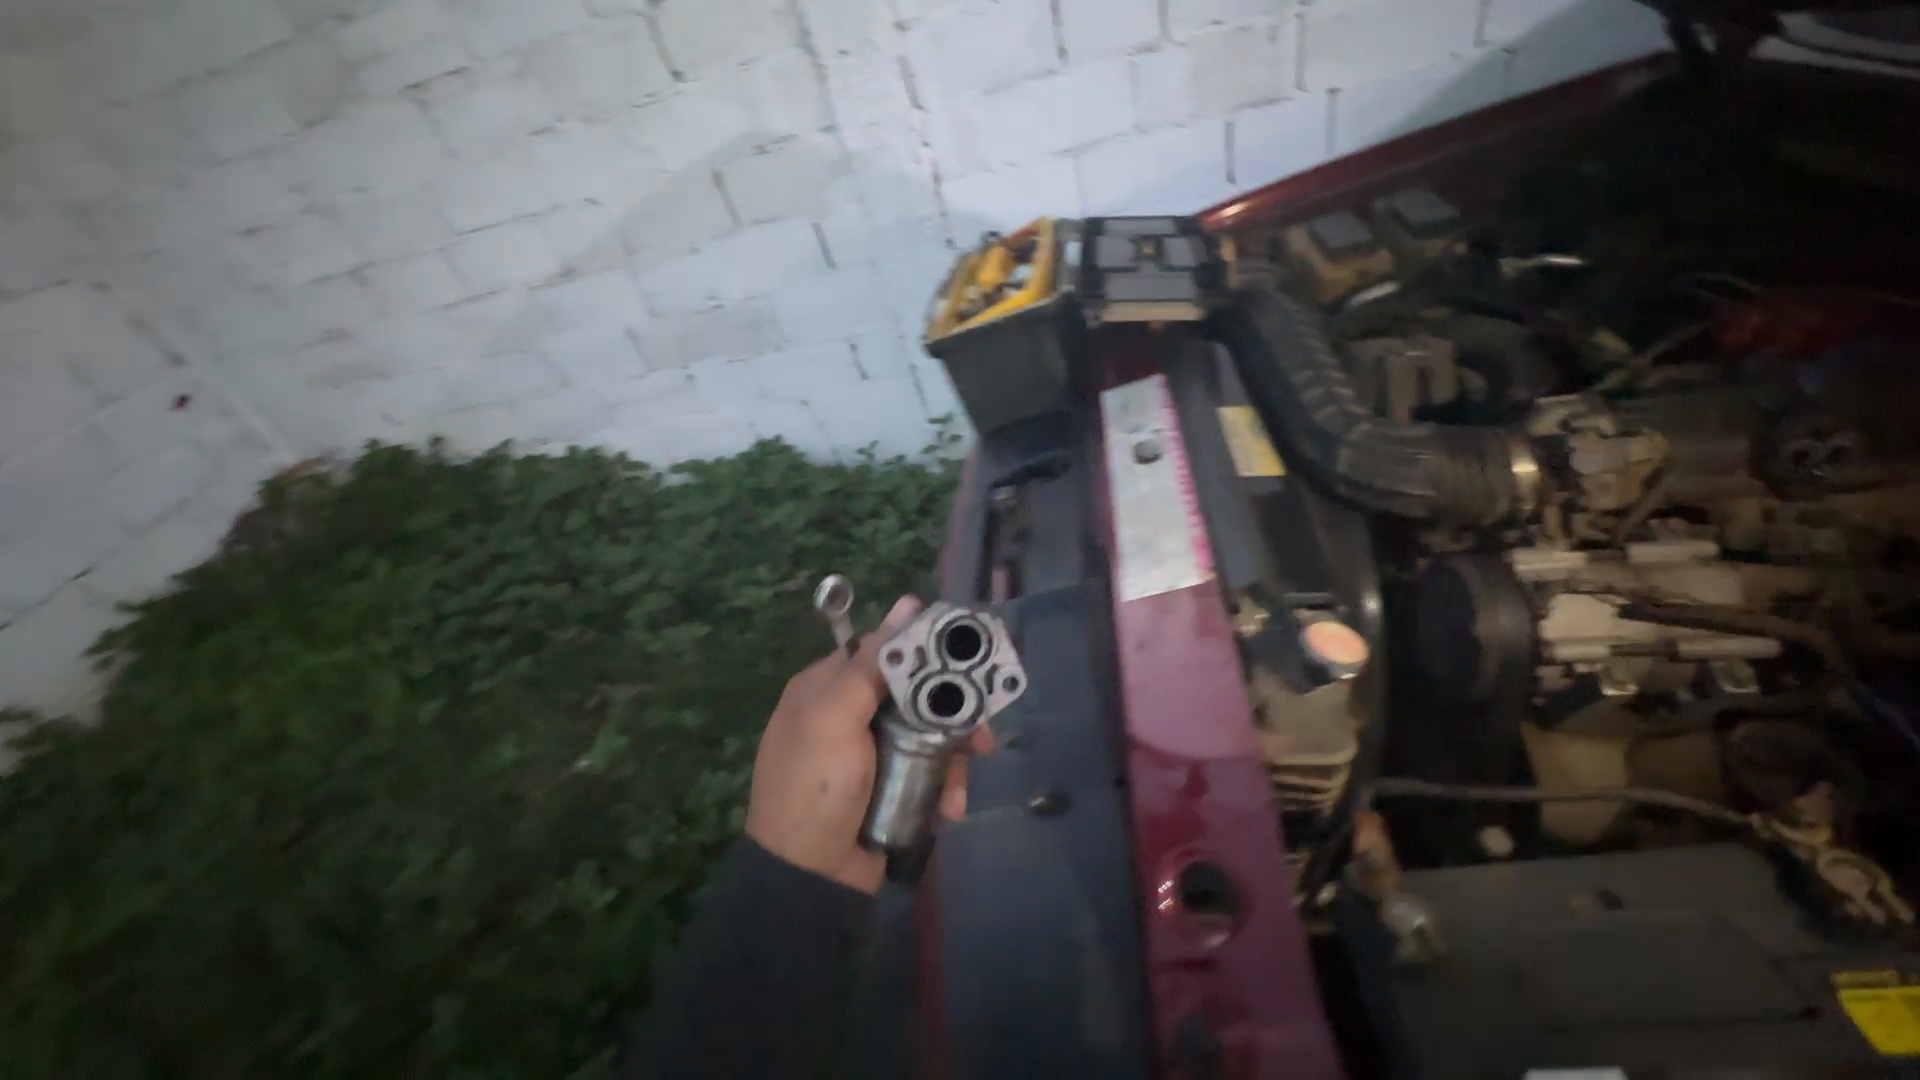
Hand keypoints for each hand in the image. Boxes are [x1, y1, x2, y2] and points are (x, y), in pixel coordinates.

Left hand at [745, 596, 991, 894]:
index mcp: (828, 687)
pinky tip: (951, 806)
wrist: (808, 879)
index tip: (967, 660)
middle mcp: (849, 713)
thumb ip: (872, 664)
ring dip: (955, 753)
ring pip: (929, 731)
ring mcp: (871, 752)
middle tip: (981, 729)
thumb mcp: (834, 717)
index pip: (886, 650)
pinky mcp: (891, 785)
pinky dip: (945, 784)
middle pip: (915, 691)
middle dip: (951, 709)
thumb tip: (908, 604)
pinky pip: (929, 768)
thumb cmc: (816, 787)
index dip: (927, 652)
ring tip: (970, 774)